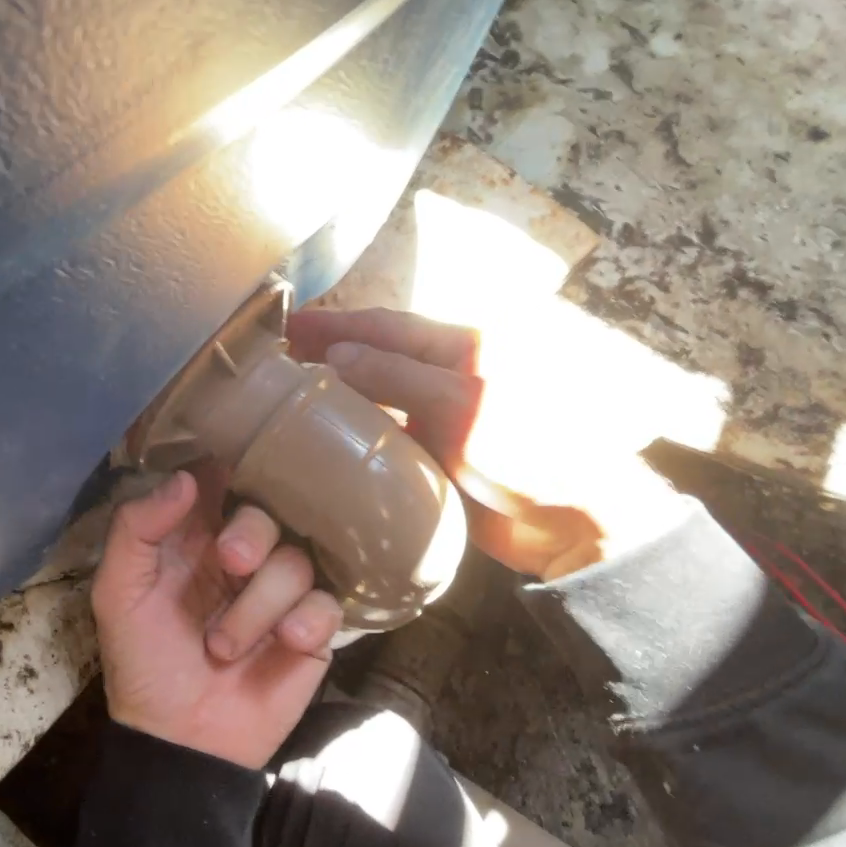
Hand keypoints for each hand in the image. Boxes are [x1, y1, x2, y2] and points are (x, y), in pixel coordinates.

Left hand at [91, 469, 342, 769]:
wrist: (179, 740)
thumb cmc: (143, 660)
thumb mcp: (118, 592)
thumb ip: (136, 528)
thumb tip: (187, 476)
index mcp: (194, 536)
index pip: (221, 478)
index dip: (228, 467)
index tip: (231, 472)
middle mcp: (241, 554)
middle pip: (269, 509)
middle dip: (252, 533)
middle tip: (230, 563)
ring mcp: (279, 591)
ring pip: (297, 559)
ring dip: (260, 603)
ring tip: (223, 647)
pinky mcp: (311, 630)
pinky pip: (328, 602)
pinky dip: (306, 619)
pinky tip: (286, 643)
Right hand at [287, 307, 685, 580]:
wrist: (572, 523)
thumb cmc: (527, 450)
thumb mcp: (462, 404)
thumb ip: (397, 377)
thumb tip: (335, 355)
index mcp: (462, 346)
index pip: (385, 326)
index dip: (334, 323)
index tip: (287, 324)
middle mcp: (444, 375)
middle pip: (375, 356)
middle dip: (326, 353)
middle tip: (273, 360)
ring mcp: (437, 416)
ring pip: (374, 397)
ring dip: (334, 394)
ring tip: (284, 397)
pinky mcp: (431, 454)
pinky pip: (382, 436)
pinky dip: (352, 433)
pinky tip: (320, 439)